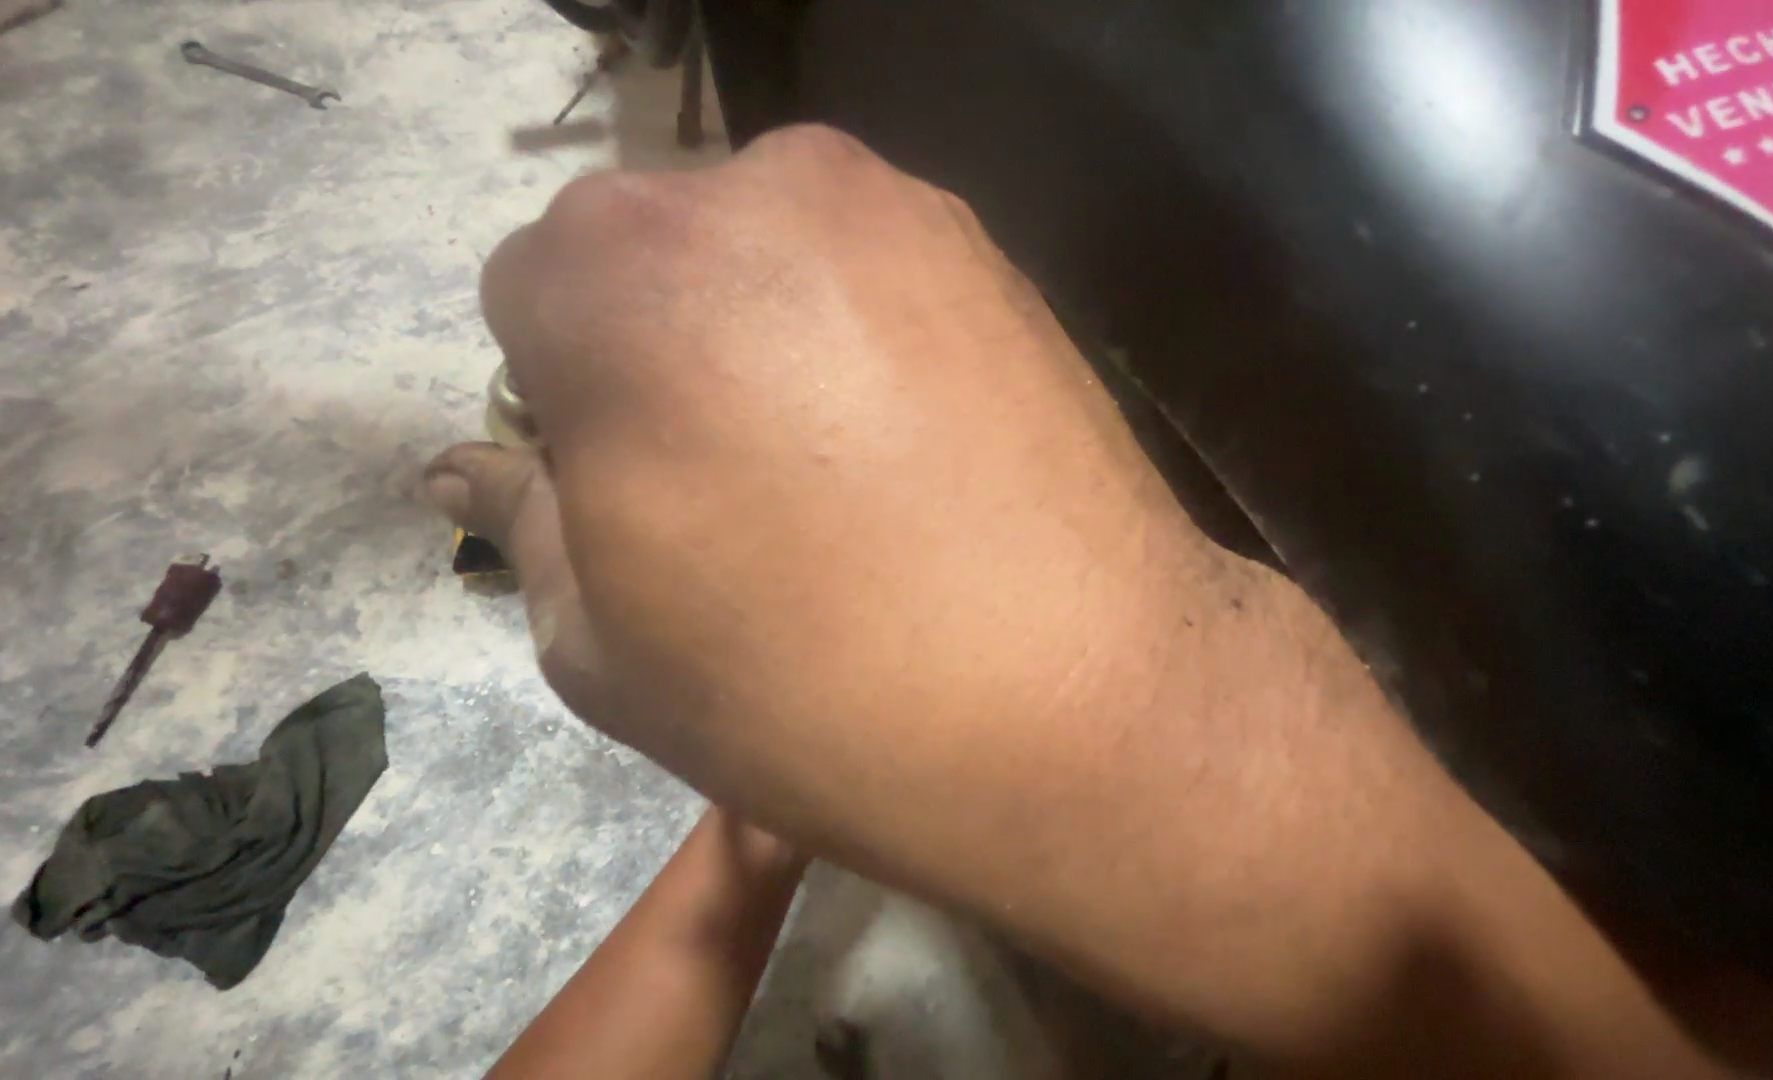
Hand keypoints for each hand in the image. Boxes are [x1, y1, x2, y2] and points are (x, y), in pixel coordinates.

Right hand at [427, 125, 1235, 837]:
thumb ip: (526, 520)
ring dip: (769, 335)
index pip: (532, 301)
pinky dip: (864, 333)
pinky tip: (915, 439)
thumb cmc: (810, 690)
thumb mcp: (606, 643)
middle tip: (745, 480)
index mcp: (613, 281)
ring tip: (843, 467)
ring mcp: (893, 208)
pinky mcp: (992, 248)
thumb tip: (474, 467)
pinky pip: (873, 272)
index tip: (643, 486)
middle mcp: (751, 198)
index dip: (575, 401)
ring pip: (768, 254)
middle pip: (654, 258)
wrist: (1070, 697)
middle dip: (668, 350)